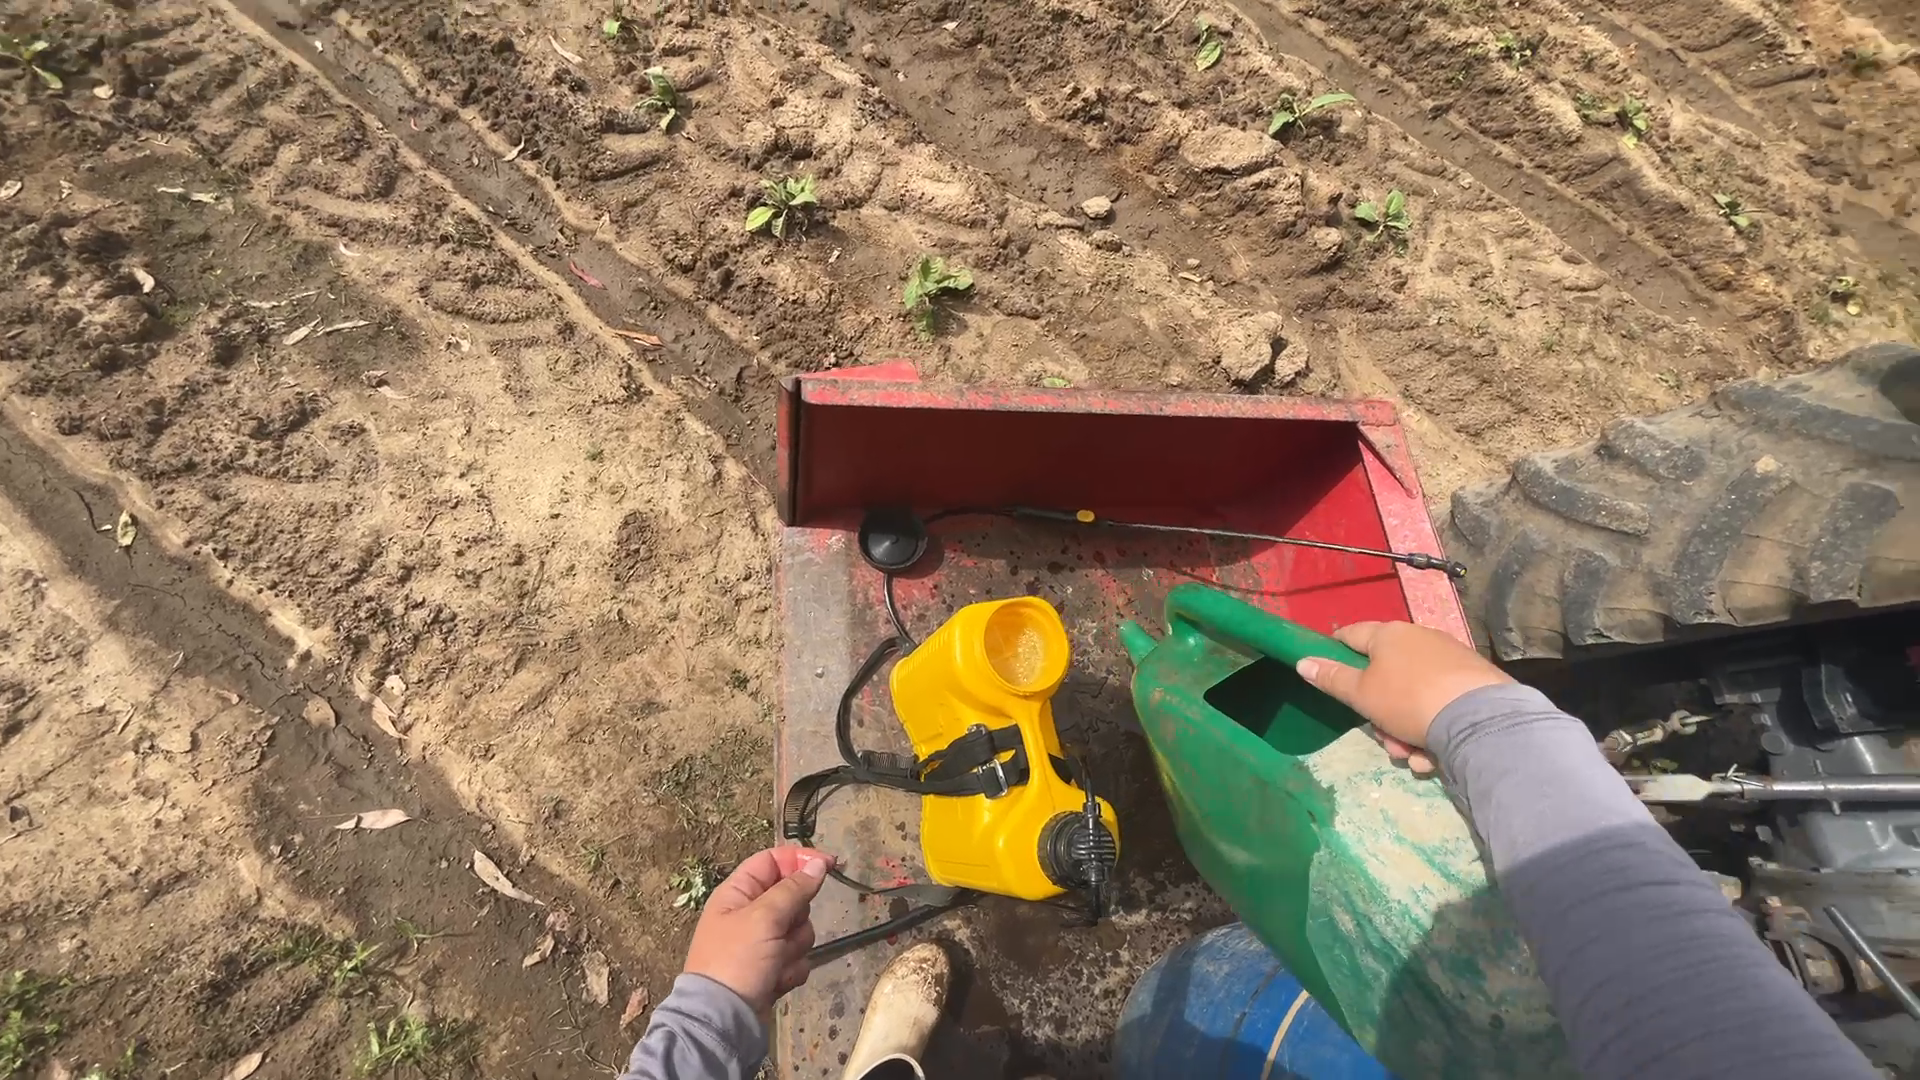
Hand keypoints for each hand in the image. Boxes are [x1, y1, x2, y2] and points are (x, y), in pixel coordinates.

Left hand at [683, 845, 832, 1013]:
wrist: (722, 1023)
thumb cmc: (737, 960)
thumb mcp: (765, 917)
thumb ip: (795, 888)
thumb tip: (820, 863)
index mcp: (738, 892)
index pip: (774, 860)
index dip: (801, 859)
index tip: (830, 865)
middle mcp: (750, 913)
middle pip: (793, 896)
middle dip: (797, 914)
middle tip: (785, 928)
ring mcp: (762, 942)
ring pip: (799, 928)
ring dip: (794, 945)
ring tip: (777, 961)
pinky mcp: (772, 967)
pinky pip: (797, 955)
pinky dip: (792, 967)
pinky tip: (777, 979)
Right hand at [1294, 621, 1511, 775]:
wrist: (1483, 721)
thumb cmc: (1409, 699)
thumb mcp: (1360, 694)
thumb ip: (1330, 678)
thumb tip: (1302, 662)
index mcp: (1388, 635)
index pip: (1350, 634)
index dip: (1334, 650)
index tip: (1327, 671)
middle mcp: (1420, 639)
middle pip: (1384, 675)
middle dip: (1379, 713)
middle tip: (1383, 739)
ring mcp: (1451, 660)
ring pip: (1412, 696)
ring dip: (1405, 729)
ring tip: (1413, 758)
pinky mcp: (1476, 683)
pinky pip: (1440, 704)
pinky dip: (1433, 730)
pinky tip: (1436, 756)